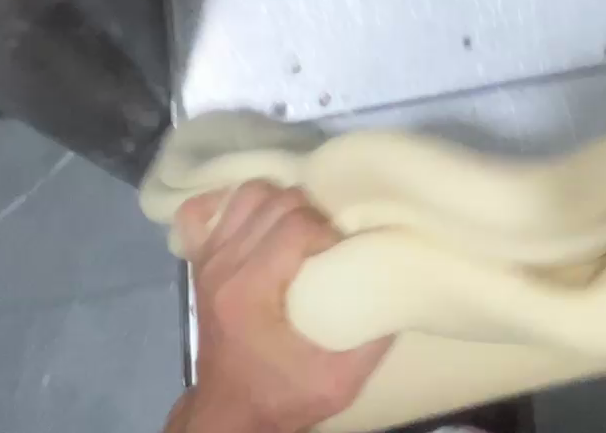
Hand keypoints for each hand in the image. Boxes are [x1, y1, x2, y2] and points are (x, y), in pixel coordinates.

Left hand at [168, 181, 392, 432]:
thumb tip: (405, 284)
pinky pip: (209, 207)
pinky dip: (236, 204)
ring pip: (248, 194)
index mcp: (249, 291)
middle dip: (311, 213)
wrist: (231, 413)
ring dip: (280, 202)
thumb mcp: (338, 381)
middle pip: (275, 201)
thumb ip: (374, 337)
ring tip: (300, 227)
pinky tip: (259, 218)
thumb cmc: (283, 395)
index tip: (340, 255)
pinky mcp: (200, 259)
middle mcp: (223, 266)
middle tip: (326, 241)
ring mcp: (207, 259)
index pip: (295, 225)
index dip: (326, 232)